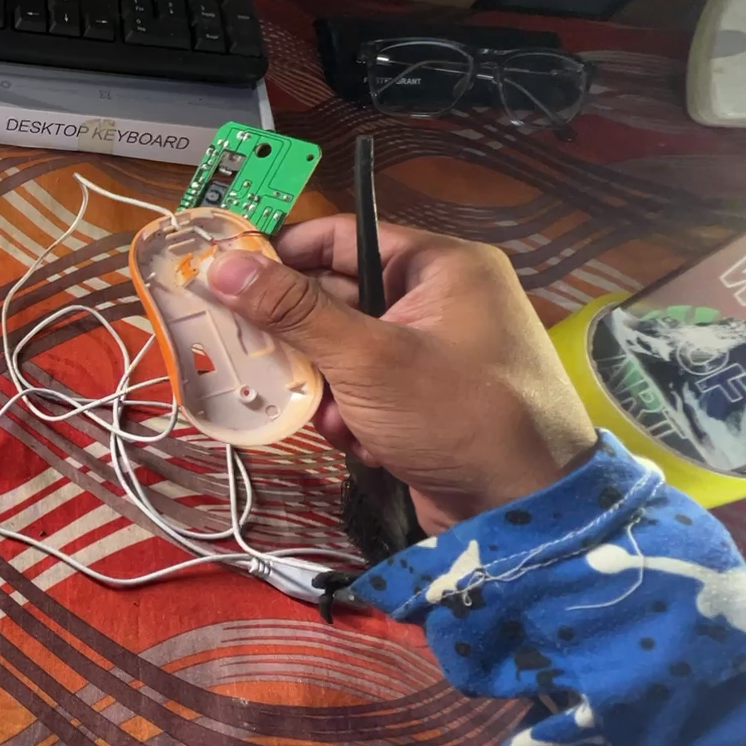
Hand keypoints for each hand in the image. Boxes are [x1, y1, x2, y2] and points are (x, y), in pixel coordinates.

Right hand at [205, 216, 597, 531]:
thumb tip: (222, 265)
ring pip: (331, 343)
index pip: (337, 236)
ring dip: (318, 381)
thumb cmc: (454, 414)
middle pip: (327, 294)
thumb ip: (291, 310)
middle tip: (254, 356)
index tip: (225, 280)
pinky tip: (355, 435)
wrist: (522, 508)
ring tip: (327, 413)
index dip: (278, 254)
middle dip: (296, 338)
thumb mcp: (364, 358)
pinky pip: (350, 379)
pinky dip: (340, 406)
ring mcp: (422, 344)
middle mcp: (430, 296)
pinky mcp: (411, 386)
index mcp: (437, 266)